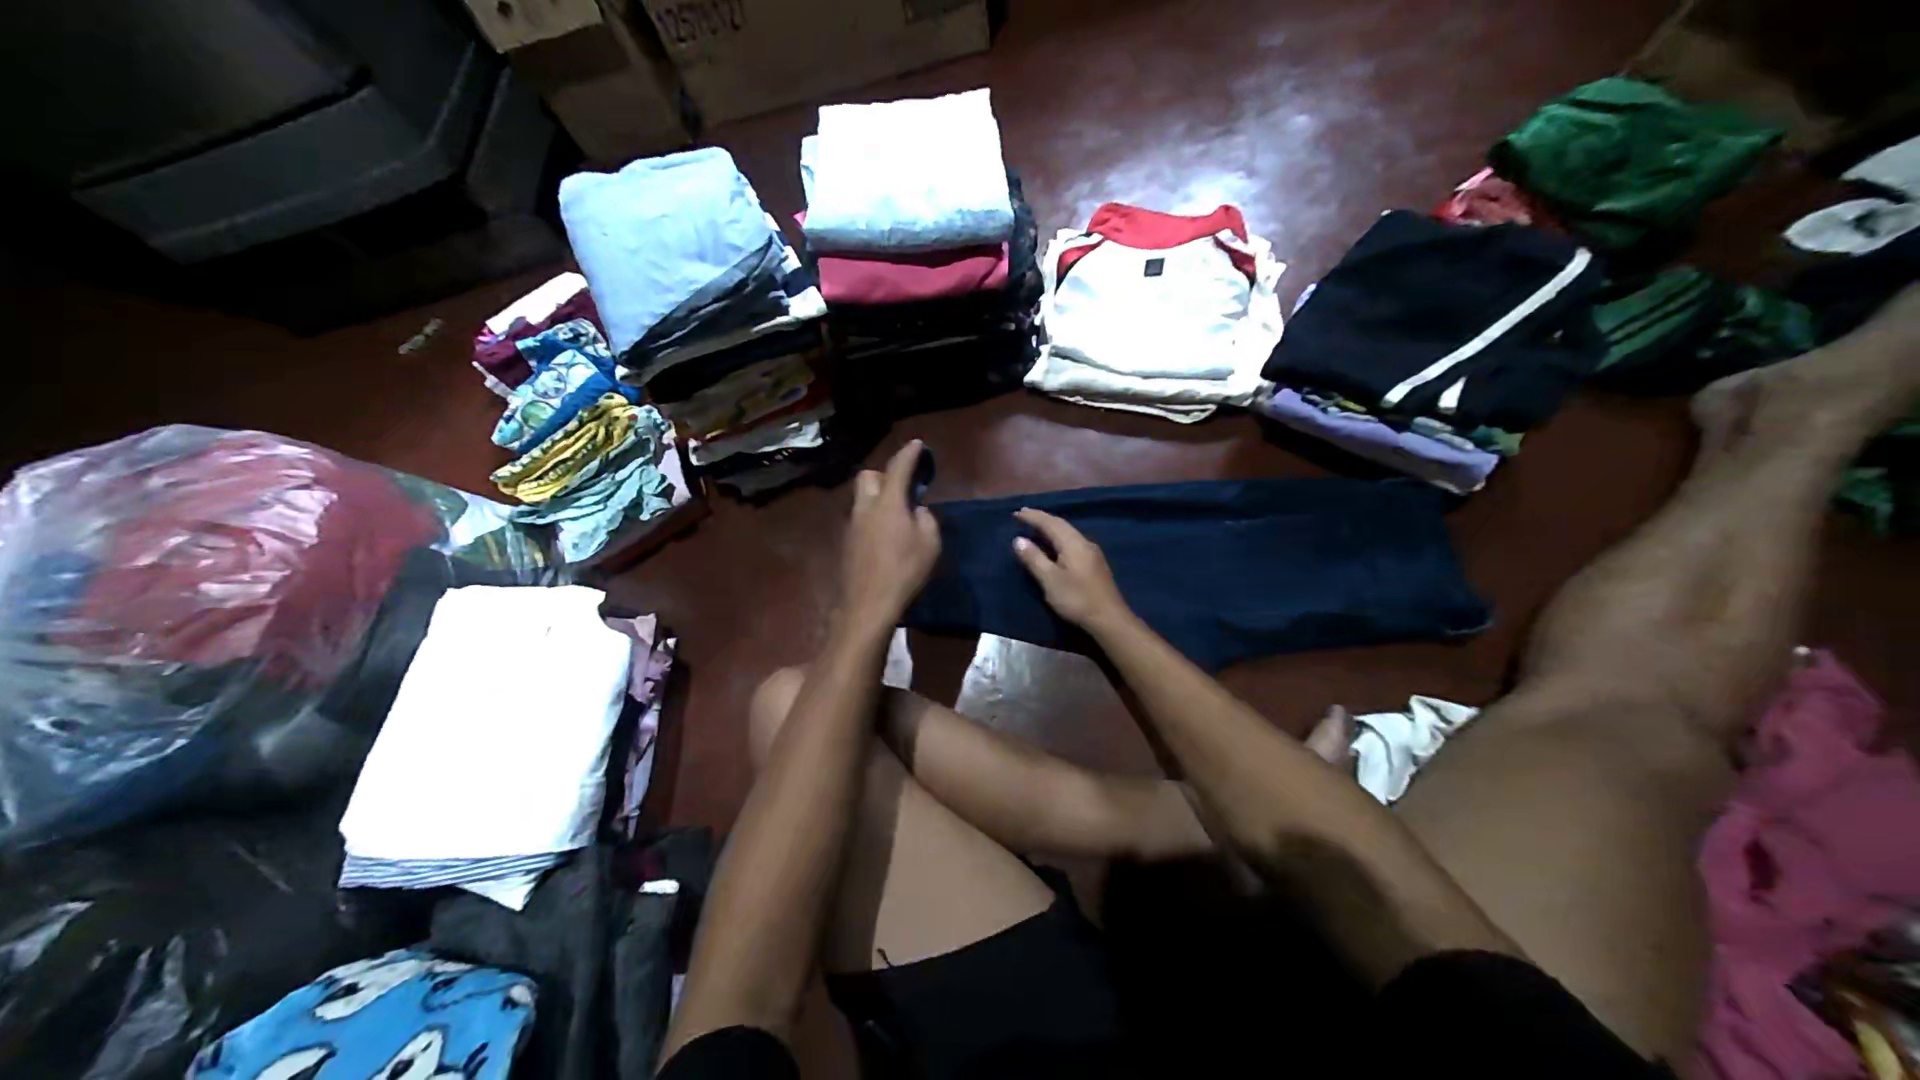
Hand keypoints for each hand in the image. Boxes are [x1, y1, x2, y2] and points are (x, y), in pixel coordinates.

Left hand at [839, 440, 940, 626]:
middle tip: (904, 488)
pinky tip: (886, 536)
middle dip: (886, 475)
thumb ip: (926, 518)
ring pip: (862, 498)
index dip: (909, 453)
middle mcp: (865, 507)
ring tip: (897, 514)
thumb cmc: (904, 570)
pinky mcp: (847, 542)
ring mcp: (852, 525)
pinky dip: (873, 517)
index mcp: (888, 502)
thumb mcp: (930, 543)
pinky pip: (861, 518)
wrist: (868, 604)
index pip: (898, 468)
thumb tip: (918, 511)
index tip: (917, 444)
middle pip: (869, 477)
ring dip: (878, 497)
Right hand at [1011, 508, 1131, 632]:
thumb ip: (1034, 558)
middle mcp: (1084, 543)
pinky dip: (1058, 539)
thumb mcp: (1050, 580)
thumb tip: (1019, 540)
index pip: (1050, 523)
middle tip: (1024, 516)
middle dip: (1042, 519)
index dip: (1033, 517)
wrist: (1109, 619)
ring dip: (1051, 528)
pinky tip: (1054, 546)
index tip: (1016, 513)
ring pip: (1068, 533)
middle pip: (1061, 525)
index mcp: (1073, 543)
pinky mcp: (1094, 564)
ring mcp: (1092, 553)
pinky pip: (1072, 542)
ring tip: (1036, 528)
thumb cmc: (1077, 599)